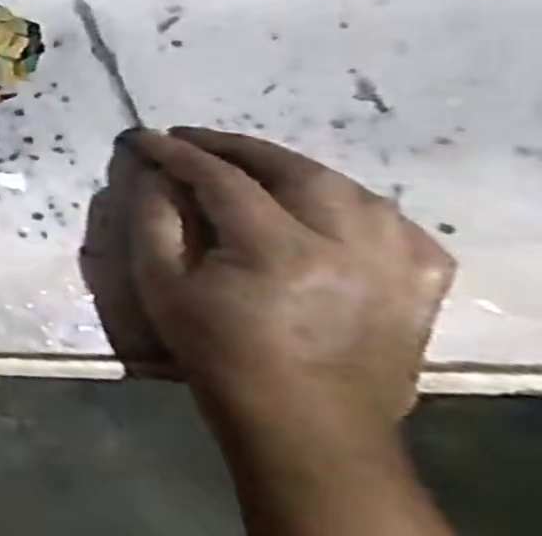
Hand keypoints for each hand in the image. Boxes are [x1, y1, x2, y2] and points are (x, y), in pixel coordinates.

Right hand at [124, 127, 453, 434]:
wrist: (303, 424)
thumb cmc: (216, 350)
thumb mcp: (160, 282)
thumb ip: (154, 217)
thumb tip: (157, 173)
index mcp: (280, 252)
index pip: (221, 178)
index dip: (177, 153)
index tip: (144, 139)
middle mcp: (349, 250)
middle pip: (294, 171)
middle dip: (234, 147)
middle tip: (191, 139)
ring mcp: (395, 269)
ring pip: (349, 189)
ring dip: (292, 167)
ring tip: (249, 164)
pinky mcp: (418, 288)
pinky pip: (397, 226)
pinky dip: (357, 204)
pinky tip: (324, 205)